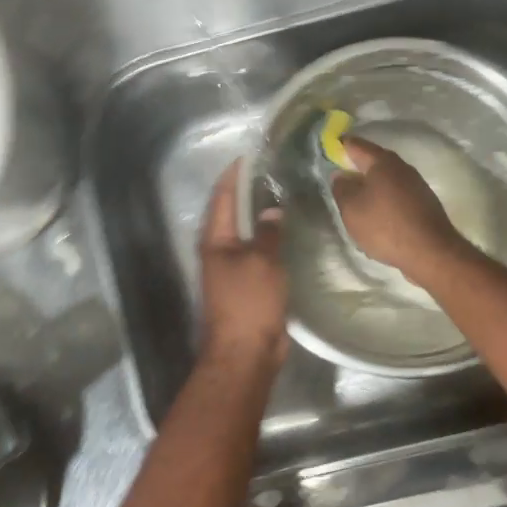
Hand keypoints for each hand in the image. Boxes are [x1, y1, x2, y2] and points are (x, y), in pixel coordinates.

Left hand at [198, 161, 286, 367]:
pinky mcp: (250, 287)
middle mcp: (220, 251)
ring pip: (249, 235)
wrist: (247, 352)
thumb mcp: (262, 262)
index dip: (235, 174)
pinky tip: (290, 235)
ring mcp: (234, 270)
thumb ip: (268, 233)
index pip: (223, 196)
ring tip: (287, 198)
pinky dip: (272, 242)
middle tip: (277, 173)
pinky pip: (261, 256)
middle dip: (251, 193)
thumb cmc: (249, 303)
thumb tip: (272, 211)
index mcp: (215, 240)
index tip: (252, 154)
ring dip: (263, 218)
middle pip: (233, 214)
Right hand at [330, 138, 465, 278]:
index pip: (355, 145)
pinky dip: (386, 202)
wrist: (430, 252)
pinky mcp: (425, 204)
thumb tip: (340, 175)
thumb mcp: (352, 209)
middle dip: (356, 169)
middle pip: (374, 162)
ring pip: (387, 181)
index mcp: (382, 162)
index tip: (327, 154)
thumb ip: (342, 189)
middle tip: (341, 182)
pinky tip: (380, 218)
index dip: (339, 147)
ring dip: (373, 188)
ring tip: (359, 203)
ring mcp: (417, 185)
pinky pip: (398, 197)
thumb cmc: (385, 226)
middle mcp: (402, 167)